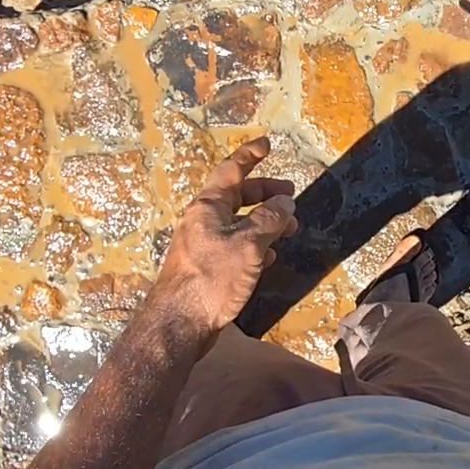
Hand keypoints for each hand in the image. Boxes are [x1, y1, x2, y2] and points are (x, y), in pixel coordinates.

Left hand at [148, 136, 299, 334]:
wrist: (180, 323)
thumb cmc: (212, 278)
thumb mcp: (249, 244)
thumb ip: (269, 220)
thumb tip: (285, 203)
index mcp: (208, 207)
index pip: (231, 170)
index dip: (250, 156)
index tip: (266, 145)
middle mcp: (202, 221)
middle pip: (237, 196)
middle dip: (265, 193)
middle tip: (289, 194)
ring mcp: (202, 245)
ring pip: (238, 223)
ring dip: (264, 222)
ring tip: (289, 229)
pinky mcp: (206, 269)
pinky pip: (235, 246)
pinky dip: (254, 245)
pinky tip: (268, 258)